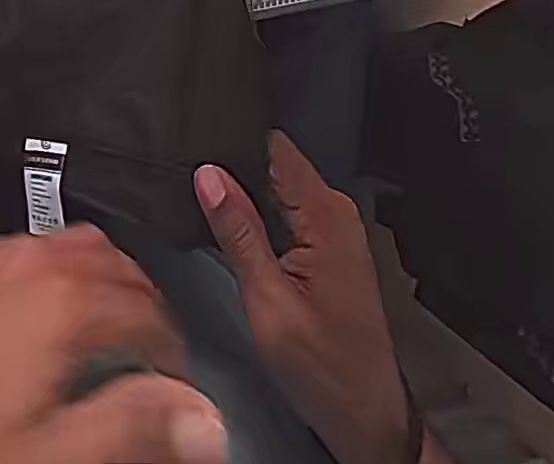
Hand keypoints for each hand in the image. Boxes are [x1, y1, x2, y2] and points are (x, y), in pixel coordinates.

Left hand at [0, 225, 227, 463]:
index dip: (171, 345)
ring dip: (99, 281)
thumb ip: (129, 426)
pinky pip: (24, 253)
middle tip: (154, 347)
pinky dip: (55, 275)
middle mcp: (18, 263)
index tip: (178, 377)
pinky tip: (45, 319)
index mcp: (50, 301)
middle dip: (142, 300)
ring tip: (108, 329)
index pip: (143, 306)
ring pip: (67, 247)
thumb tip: (196, 418)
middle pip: (111, 261)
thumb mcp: (43, 456)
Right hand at [196, 133, 419, 463]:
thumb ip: (238, 231)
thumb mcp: (268, 300)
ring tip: (197, 185)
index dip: (235, 137)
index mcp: (325, 213)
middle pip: (275, 162)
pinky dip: (256, 210)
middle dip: (233, 163)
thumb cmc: (321, 365)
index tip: (195, 134)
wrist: (368, 419)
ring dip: (242, 187)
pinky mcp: (325, 243)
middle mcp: (333, 209)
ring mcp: (332, 226)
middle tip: (185, 167)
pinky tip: (225, 215)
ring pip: (277, 185)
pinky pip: (284, 208)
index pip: (275, 147)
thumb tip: (206, 173)